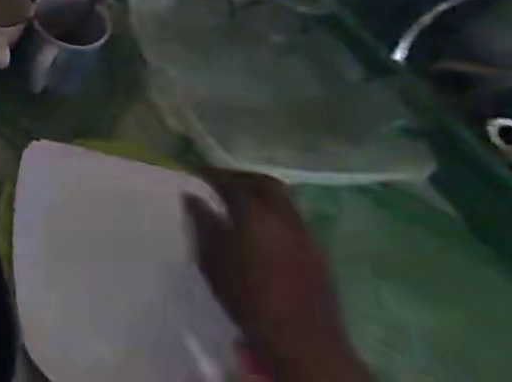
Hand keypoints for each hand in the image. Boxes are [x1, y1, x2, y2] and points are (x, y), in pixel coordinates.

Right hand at [185, 170, 370, 381]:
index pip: (230, 182)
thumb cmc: (246, 294)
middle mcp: (286, 219)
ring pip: (284, 204)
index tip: (192, 172)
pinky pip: (293, 224)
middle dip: (242, 178)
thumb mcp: (212, 257)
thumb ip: (202, 222)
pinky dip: (274, 218)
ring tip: (238, 207)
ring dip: (261, 199)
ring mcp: (308, 239)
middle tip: (219, 182)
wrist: (302, 341)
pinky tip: (259, 232)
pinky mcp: (319, 258)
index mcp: (255, 214)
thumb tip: (192, 197)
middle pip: (266, 185)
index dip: (209, 174)